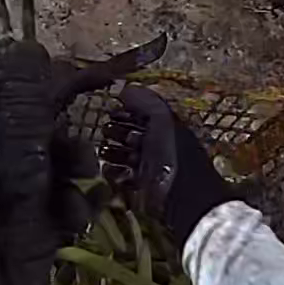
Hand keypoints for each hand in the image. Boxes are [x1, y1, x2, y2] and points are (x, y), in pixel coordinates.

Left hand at [0, 39, 75, 284]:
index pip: (8, 96)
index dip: (41, 83)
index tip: (76, 79)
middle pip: (44, 129)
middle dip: (65, 137)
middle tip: (79, 157)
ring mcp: (18, 199)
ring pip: (62, 165)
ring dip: (76, 172)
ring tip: (78, 192)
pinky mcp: (38, 231)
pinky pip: (71, 203)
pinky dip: (80, 206)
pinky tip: (78, 220)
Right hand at [104, 87, 234, 243]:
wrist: (181, 195)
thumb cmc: (172, 154)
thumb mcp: (161, 120)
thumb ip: (145, 102)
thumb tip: (124, 89)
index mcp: (166, 129)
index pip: (142, 117)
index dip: (126, 112)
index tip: (110, 112)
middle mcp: (158, 148)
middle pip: (131, 136)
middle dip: (116, 133)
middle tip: (104, 131)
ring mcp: (150, 169)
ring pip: (125, 157)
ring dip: (112, 153)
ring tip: (102, 151)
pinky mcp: (142, 189)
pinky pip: (123, 179)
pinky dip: (114, 174)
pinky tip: (108, 169)